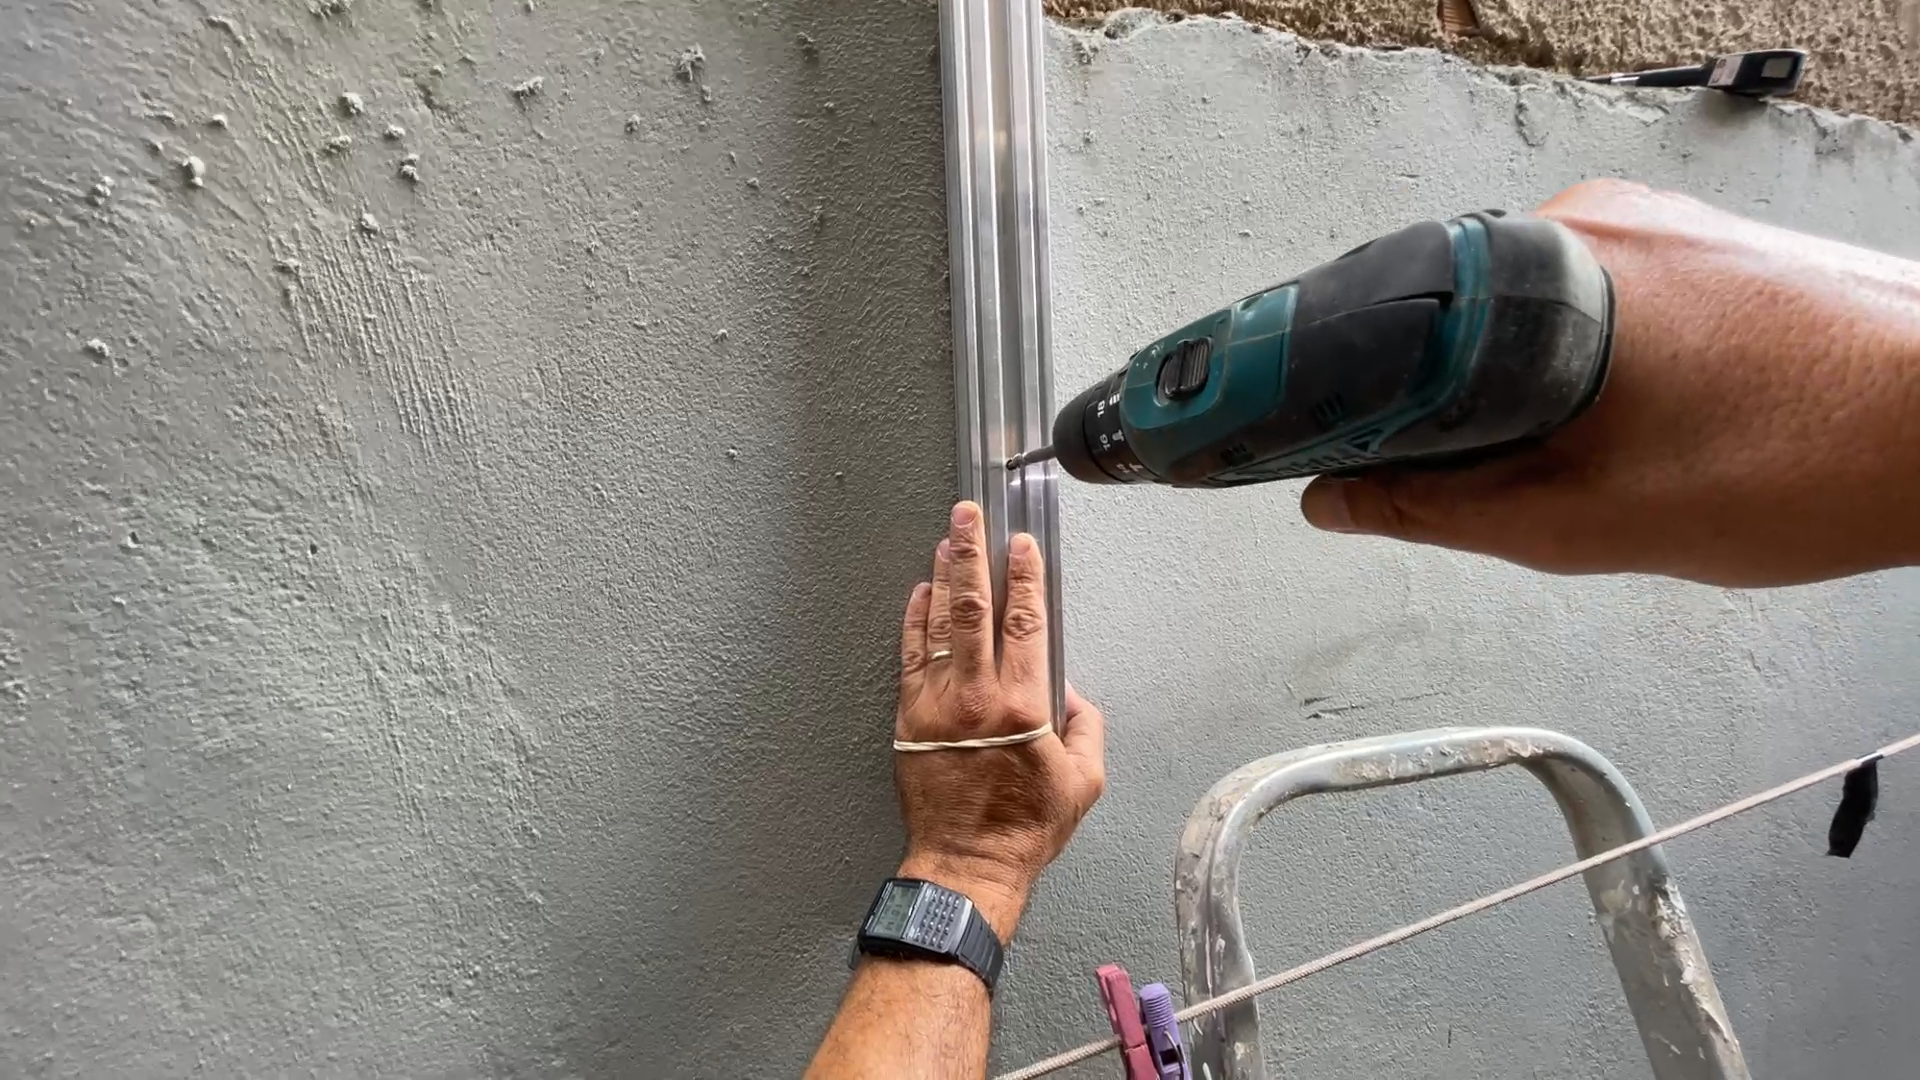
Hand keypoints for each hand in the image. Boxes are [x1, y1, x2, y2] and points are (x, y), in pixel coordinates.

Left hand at [893, 501, 1105, 935]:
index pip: (1025, 622)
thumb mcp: (1084, 781)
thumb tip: (1070, 693)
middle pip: (974, 608)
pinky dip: (914, 620)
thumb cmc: (1026, 826)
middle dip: (972, 554)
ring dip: (944, 577)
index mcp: (1023, 706)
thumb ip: (1086, 726)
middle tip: (968, 515)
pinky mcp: (910, 716)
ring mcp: (936, 702)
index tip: (1021, 545)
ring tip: (947, 539)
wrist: (965, 861)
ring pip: (939, 624)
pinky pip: (910, 656)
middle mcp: (977, 694)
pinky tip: (921, 592)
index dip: (1024, 578)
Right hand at [1300, 178, 1919, 586]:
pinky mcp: (1676, 243)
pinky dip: (1545, 360)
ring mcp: (1638, 225)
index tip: (1329, 437)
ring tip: (1556, 441)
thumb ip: (1430, 511)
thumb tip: (1328, 502)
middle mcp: (1589, 223)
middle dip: (1428, 398)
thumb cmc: (1805, 466)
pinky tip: (1595, 410)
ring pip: (1496, 316)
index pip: (1384, 325)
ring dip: (1490, 382)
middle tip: (1476, 464)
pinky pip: (1559, 303)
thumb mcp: (1572, 520)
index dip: (1344, 391)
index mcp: (1551, 269)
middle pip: (1437, 321)